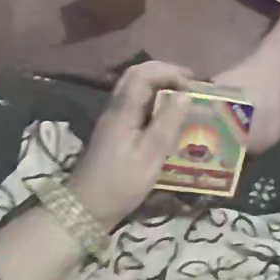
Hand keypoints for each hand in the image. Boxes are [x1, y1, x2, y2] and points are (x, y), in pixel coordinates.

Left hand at [68, 61, 192, 226]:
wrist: (87, 207)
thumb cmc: (121, 183)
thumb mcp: (150, 156)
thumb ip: (167, 123)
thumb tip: (185, 95)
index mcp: (122, 111)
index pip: (143, 74)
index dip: (169, 72)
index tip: (192, 84)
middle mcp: (114, 108)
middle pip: (136, 76)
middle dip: (164, 73)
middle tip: (190, 83)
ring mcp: (112, 120)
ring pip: (134, 89)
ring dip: (159, 86)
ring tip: (183, 97)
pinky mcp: (113, 131)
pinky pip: (134, 105)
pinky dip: (153, 102)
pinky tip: (167, 117)